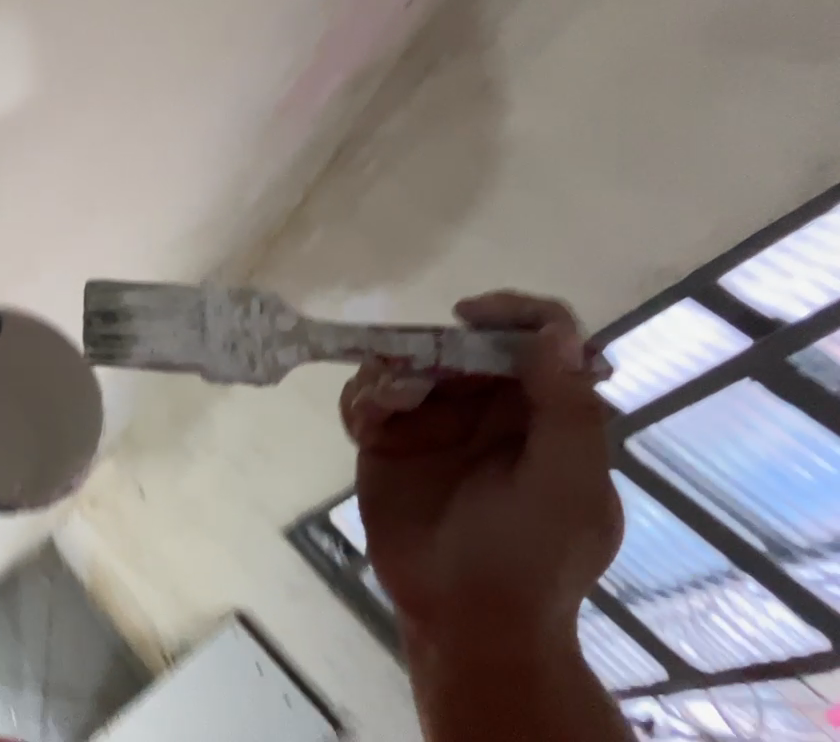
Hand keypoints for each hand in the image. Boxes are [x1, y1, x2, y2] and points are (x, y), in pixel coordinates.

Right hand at [339, 291, 622, 651]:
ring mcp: (432, 423)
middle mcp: (487, 408)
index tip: (469, 316)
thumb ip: (565, 410)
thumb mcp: (566, 485)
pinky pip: (365, 397)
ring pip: (403, 364)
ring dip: (388, 375)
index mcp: (546, 413)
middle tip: (413, 377)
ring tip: (385, 411)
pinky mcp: (385, 440)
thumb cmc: (530, 555)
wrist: (465, 615)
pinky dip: (361, 401)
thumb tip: (557, 333)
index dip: (513, 313)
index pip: (542, 339)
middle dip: (431, 347)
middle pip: (459, 344)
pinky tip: (366, 427)